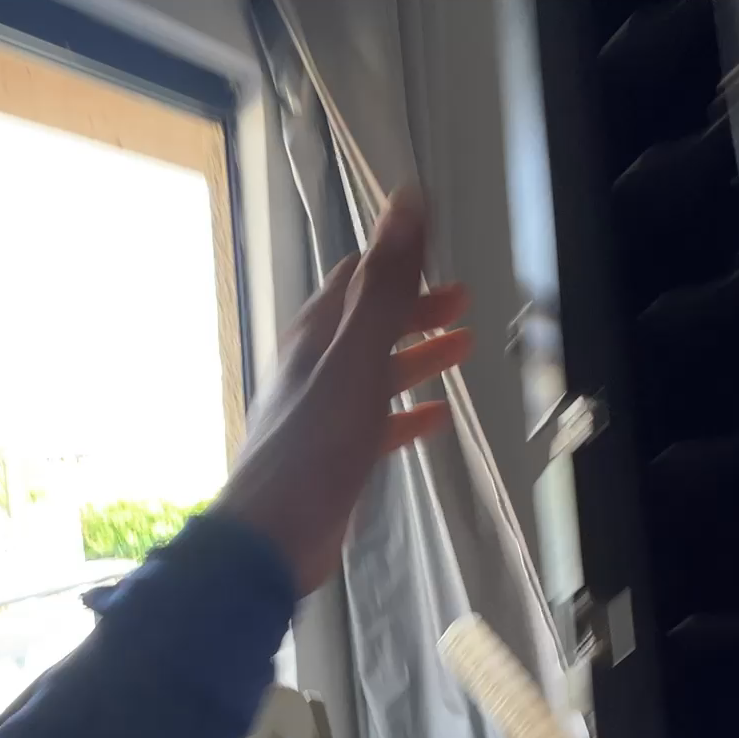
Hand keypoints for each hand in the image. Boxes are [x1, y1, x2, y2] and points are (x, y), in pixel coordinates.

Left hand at [214, 187, 471, 594]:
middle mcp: (314, 370)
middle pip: (369, 326)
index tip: (439, 264)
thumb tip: (405, 202)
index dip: (395, 266)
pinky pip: (376, 425)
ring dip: (416, 359)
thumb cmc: (316, 444)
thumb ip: (383, 286)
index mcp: (314, 338)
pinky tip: (434, 420)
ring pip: (376, 374)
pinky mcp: (334, 457)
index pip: (354, 282)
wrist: (274, 535)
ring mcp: (323, 415)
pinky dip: (405, 415)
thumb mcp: (355, 357)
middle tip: (463, 309)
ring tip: (462, 350)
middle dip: (415, 313)